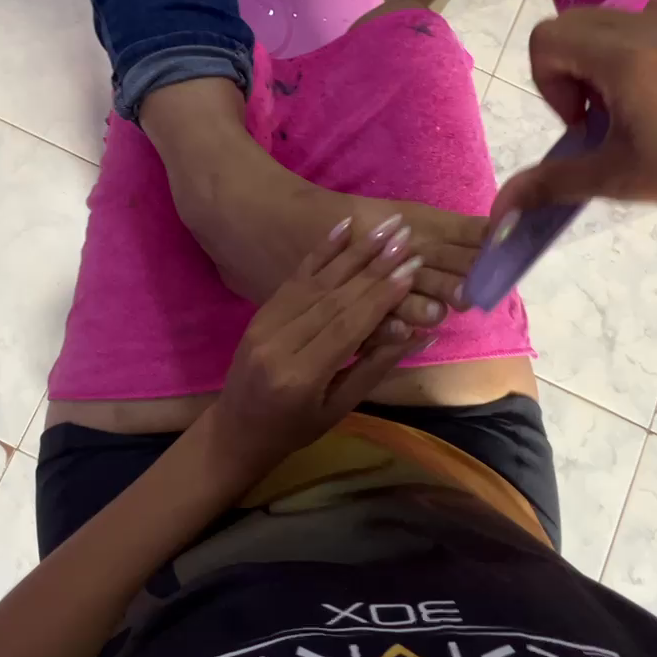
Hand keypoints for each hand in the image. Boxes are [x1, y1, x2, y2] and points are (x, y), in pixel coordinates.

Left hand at [204, 215, 431, 475]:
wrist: (237, 429)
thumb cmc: (295, 429)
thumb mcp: (338, 409)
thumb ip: (375, 367)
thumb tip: (419, 332)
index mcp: (301, 376)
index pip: (347, 327)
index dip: (381, 297)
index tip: (413, 269)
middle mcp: (279, 344)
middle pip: (334, 298)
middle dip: (375, 267)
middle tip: (407, 239)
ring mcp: (265, 324)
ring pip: (317, 282)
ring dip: (355, 252)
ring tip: (386, 227)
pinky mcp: (261, 311)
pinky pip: (296, 277)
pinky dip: (322, 251)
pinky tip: (344, 228)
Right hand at [493, 0, 656, 243]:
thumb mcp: (619, 180)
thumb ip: (549, 183)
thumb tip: (497, 208)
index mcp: (629, 56)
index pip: (546, 40)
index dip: (549, 82)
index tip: (584, 121)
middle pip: (578, 25)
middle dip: (576, 69)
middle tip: (610, 115)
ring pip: (620, 19)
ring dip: (614, 56)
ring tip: (650, 102)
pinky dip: (655, 47)